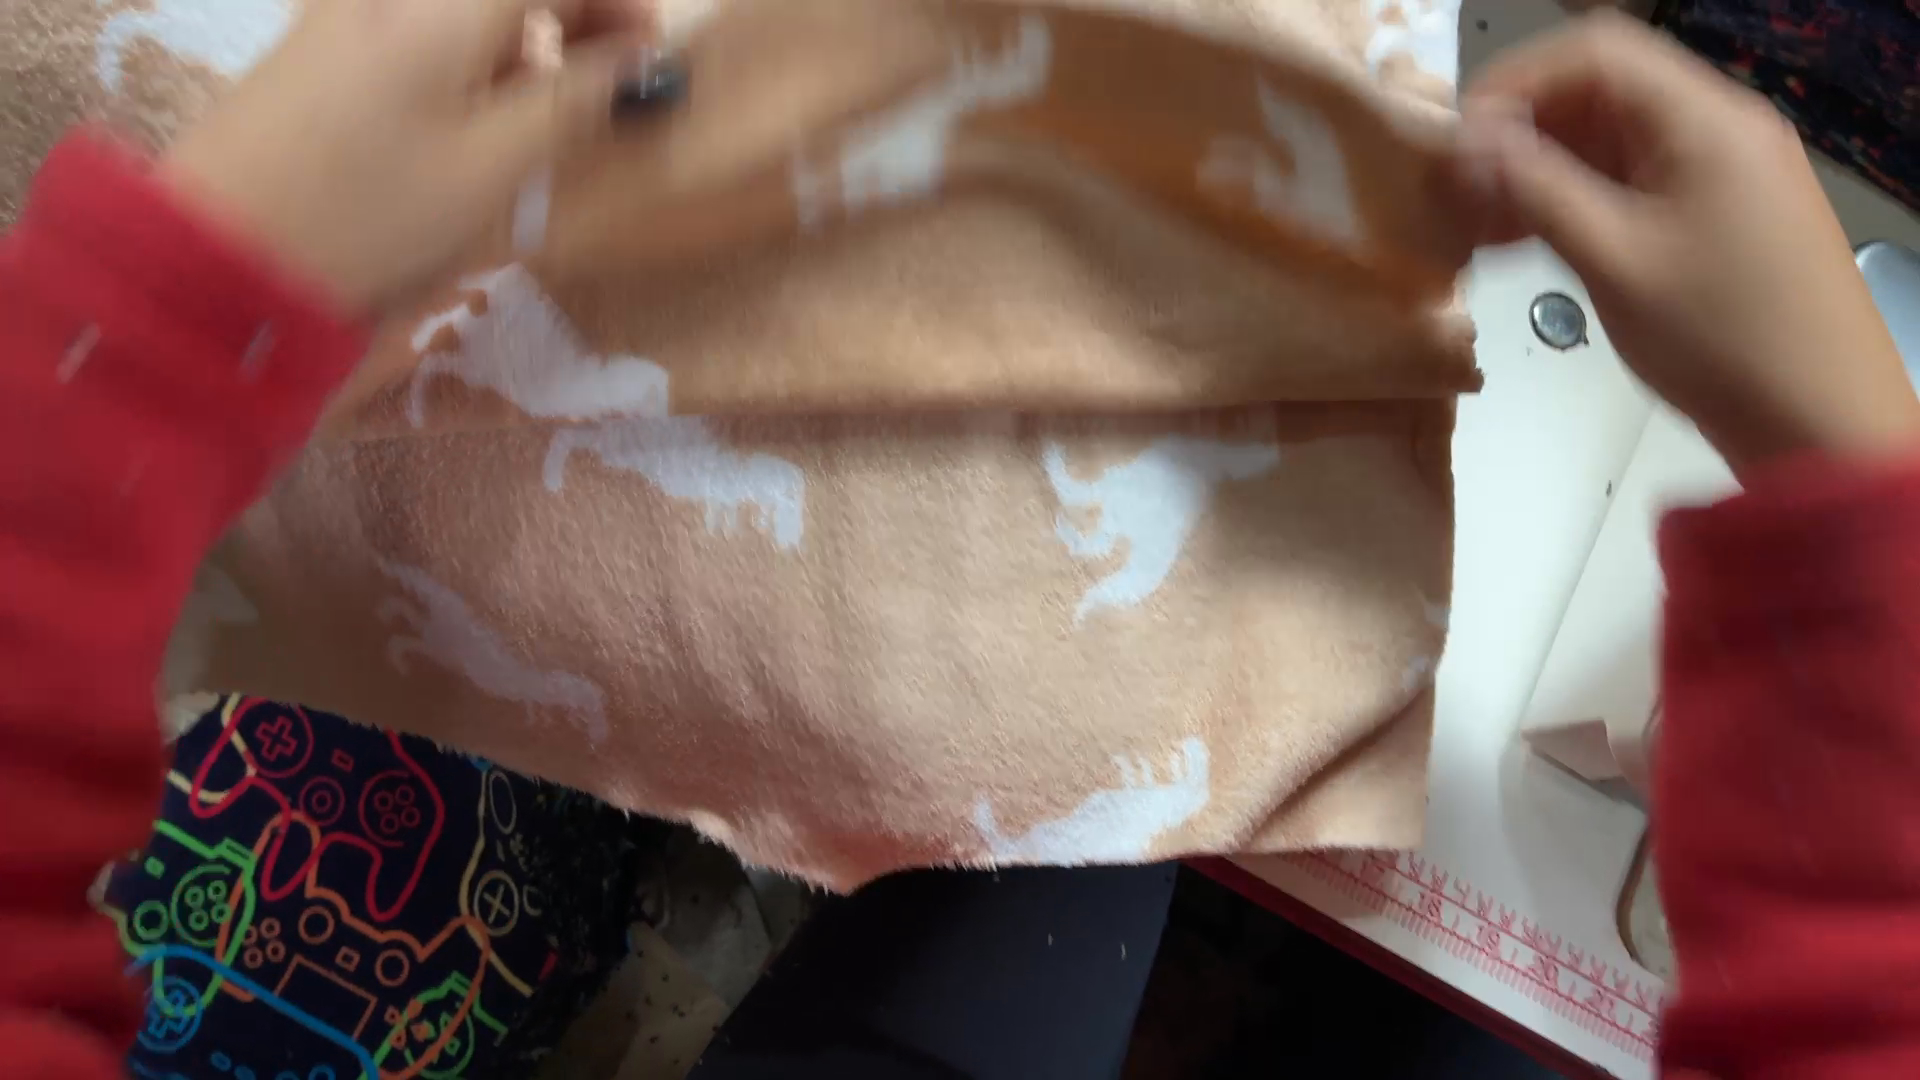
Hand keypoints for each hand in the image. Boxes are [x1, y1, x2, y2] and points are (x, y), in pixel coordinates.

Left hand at [160, 0, 657, 316]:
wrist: (241, 247)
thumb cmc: (382, 212)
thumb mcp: (495, 165)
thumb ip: (570, 101)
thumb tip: (638, 64)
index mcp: (437, 8)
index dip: (618, 1)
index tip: (657, 53)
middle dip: (583, 12)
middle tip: (628, 75)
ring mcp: (360, 10)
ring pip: (476, 5)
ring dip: (541, 31)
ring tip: (579, 94)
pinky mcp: (342, 43)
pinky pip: (438, 23)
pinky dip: (494, 49)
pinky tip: (509, 96)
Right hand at [1452, 13, 1919, 475]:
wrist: (1802, 403)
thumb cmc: (1714, 332)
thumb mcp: (1612, 258)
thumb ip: (1540, 193)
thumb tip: (1470, 147)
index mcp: (1701, 123)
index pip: (1596, 56)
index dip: (1513, 85)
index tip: (1451, 139)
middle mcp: (1703, 132)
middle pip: (1591, 97)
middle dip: (1510, 134)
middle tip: (1446, 187)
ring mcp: (1696, 175)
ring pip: (1592, 146)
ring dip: (1523, 174)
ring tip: (1464, 220)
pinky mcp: (1683, 215)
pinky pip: (1606, 188)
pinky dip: (1550, 205)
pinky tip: (1504, 240)